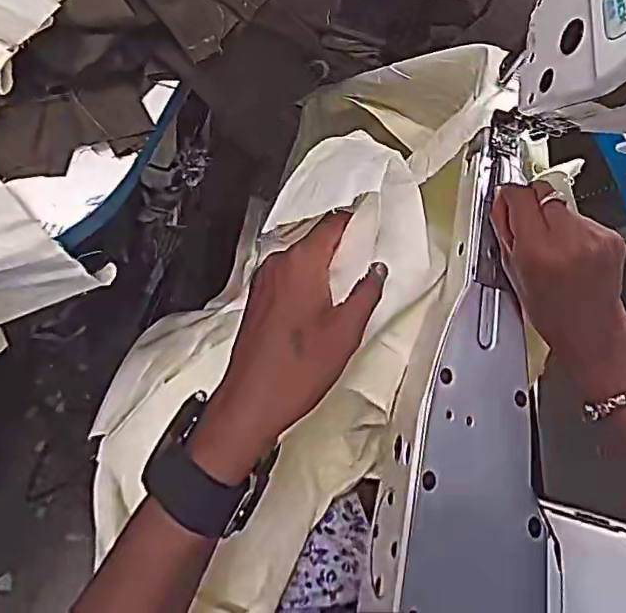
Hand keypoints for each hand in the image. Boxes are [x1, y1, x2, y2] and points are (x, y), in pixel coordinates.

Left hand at [190, 212, 385, 482]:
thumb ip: (367, 293)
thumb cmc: (291, 373)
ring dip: (324, 263)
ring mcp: (264, 281)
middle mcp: (278, 265)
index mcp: (301, 264)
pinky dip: (307, 278)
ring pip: (302, 256)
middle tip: (366, 257)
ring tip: (347, 283)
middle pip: (317, 237)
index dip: (356, 219)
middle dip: (342, 244)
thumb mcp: (346, 331)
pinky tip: (321, 302)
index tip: (371, 220)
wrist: (249, 406)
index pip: (333, 223)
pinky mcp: (258, 298)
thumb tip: (377, 272)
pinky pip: (289, 274)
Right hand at [493, 183, 625, 401]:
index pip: (520, 194)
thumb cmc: (552, 312)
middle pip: (543, 191)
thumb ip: (504, 229)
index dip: (510, 194)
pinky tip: (575, 254)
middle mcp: (568, 240)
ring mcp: (593, 237)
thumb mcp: (513, 272)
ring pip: (564, 203)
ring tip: (557, 249)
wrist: (591, 332)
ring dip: (556, 218)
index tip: (508, 196)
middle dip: (533, 204)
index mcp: (538, 251)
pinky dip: (576, 230)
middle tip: (532, 228)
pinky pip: (583, 218)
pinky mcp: (610, 237)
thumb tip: (502, 198)